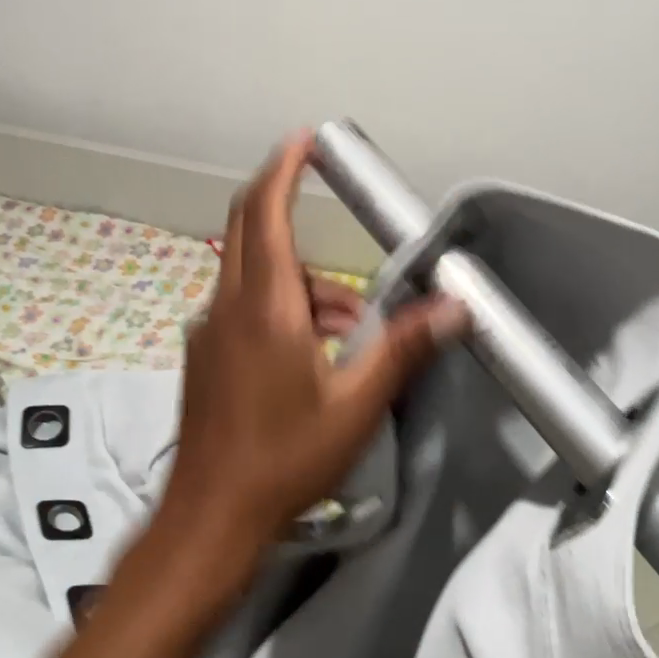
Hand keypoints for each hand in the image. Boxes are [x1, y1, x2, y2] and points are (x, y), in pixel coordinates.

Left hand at [163, 131, 467, 549]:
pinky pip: (243, 309)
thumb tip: (454, 307)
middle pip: (247, 231)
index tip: (304, 140)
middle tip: (319, 192)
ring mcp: (209, 333)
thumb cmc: (283, 460)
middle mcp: (227, 308)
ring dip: (298, 281)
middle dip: (282, 204)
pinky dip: (279, 309)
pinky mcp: (204, 359)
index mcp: (264, 307)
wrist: (210, 517)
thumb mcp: (355, 405)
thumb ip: (403, 348)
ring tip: (350, 327)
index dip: (283, 169)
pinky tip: (311, 354)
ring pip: (252, 278)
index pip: (265, 213)